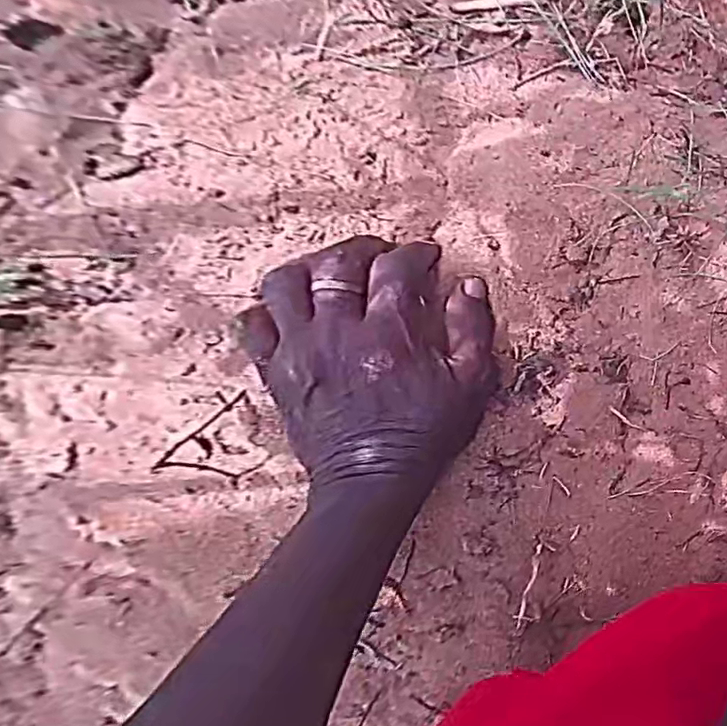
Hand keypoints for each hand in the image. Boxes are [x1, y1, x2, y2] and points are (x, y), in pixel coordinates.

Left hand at [237, 236, 497, 496]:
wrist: (374, 477)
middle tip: (383, 253)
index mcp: (392, 333)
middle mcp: (339, 332)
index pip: (397, 269)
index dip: (414, 253)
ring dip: (311, 266)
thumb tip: (471, 286)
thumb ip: (472, 330)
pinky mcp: (276, 370)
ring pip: (286, 283)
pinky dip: (270, 307)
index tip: (426, 254)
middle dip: (364, 248)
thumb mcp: (472, 383)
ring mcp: (300, 349)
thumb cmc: (429, 431)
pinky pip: (254, 323)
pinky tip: (295, 310)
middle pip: (338, 264)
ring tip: (333, 270)